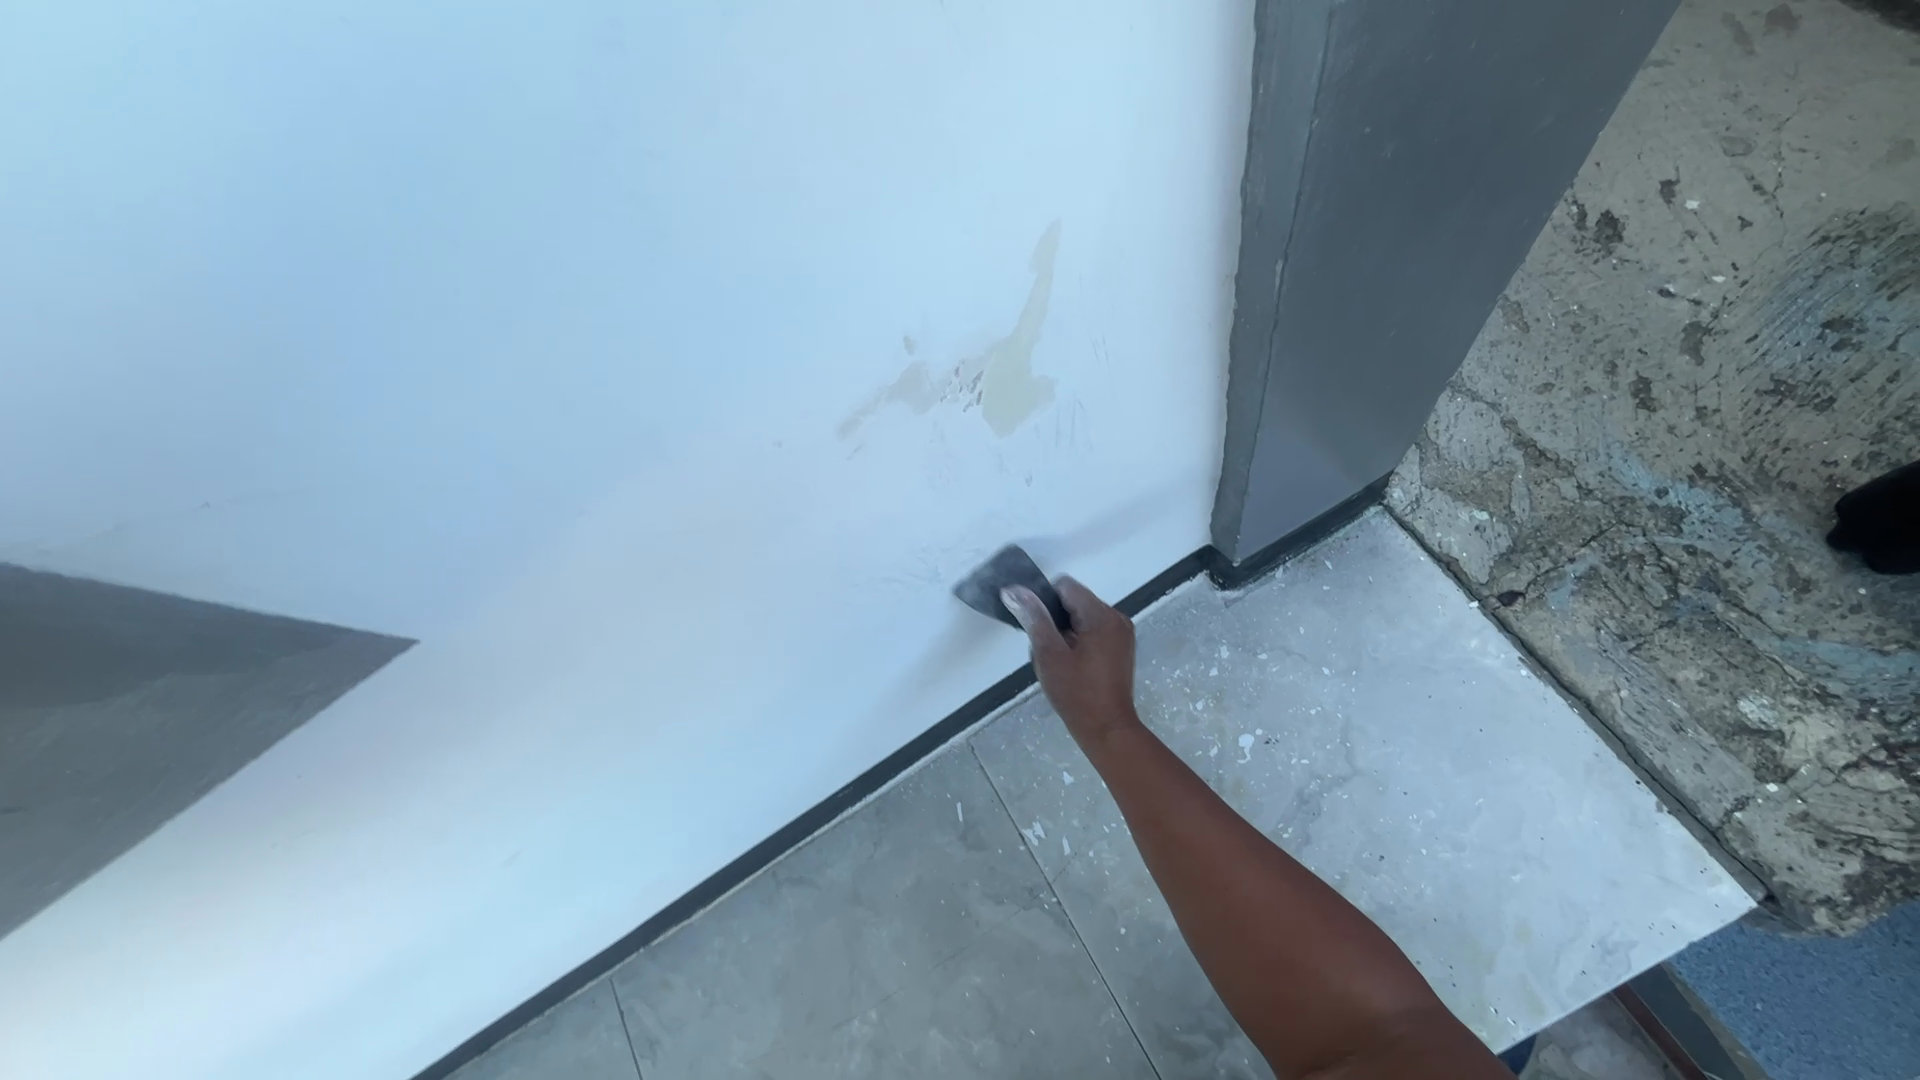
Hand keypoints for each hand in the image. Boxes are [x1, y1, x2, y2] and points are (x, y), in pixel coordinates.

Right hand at [1001, 577, 1141, 745]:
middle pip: (1075, 600)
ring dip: (1066, 630)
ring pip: (1083, 615)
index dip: (1045, 601)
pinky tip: (1072, 663)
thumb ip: (1033, 617)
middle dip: (1055, 618)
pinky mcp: (1121, 647)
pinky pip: (1094, 629)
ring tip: (1059, 659)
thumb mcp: (1049, 653)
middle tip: (1047, 649)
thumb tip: (1013, 590)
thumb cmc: (1076, 693)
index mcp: (1101, 615)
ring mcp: (1121, 633)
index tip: (1038, 627)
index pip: (1065, 586)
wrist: (1107, 729)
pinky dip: (1079, 639)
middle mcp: (1116, 617)